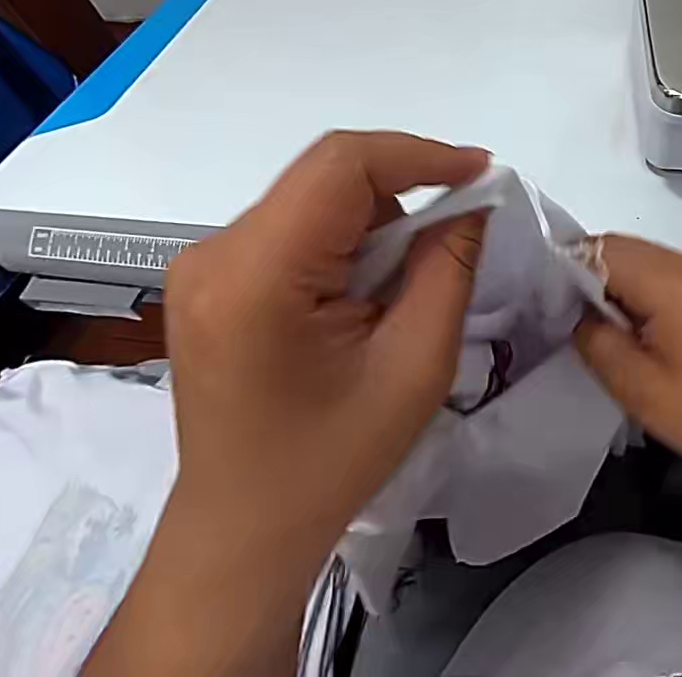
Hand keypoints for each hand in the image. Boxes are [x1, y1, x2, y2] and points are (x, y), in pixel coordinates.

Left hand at [161, 130, 488, 563]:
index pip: (340, 165)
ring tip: (396, 285)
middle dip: (400, 191)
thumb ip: (447, 269)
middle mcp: (215, 251)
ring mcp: (204, 260)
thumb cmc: (330, 463)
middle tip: (453, 229)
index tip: (478, 171)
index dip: (416, 154)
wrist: (243, 527)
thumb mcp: (413, 368)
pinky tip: (359, 290)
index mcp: (255, 276)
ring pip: (312, 196)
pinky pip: (292, 223)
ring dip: (371, 220)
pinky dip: (341, 239)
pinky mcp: (210, 273)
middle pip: (325, 176)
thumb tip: (471, 203)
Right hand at [572, 234, 681, 485]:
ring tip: (596, 329)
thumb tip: (571, 310)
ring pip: (638, 260)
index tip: (543, 304)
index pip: (596, 248)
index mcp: (670, 280)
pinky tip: (632, 331)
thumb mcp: (641, 391)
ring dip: (610, 286)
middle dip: (584, 277)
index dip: (562, 270)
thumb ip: (594, 339)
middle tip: (564, 319)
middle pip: (617, 247)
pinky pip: (661, 275)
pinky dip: (636, 292)